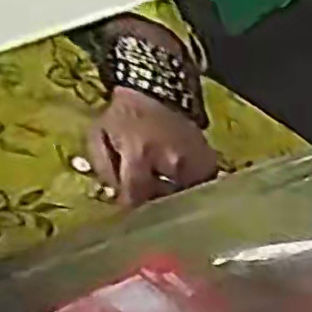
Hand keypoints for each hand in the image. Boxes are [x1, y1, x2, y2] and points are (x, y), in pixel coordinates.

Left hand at [86, 88, 217, 207]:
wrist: (158, 95)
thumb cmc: (125, 116)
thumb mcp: (100, 135)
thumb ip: (105, 168)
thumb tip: (118, 198)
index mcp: (140, 152)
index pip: (137, 191)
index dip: (133, 206)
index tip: (130, 215)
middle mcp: (171, 162)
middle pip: (165, 198)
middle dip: (155, 199)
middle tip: (148, 197)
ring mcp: (196, 166)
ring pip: (185, 196)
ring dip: (174, 196)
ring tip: (166, 189)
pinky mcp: (211, 168)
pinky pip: (201, 189)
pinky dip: (192, 190)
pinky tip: (183, 183)